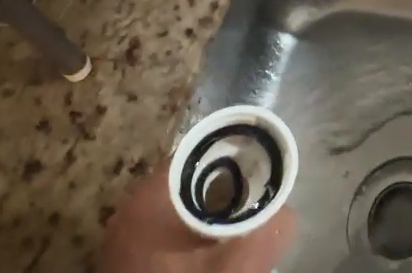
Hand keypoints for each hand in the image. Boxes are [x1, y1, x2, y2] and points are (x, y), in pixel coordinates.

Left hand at [101, 165, 296, 271]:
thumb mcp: (235, 269)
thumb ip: (270, 229)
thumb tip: (284, 212)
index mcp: (150, 199)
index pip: (200, 151)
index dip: (238, 152)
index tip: (267, 165)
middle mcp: (131, 213)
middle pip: (192, 180)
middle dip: (230, 188)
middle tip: (259, 204)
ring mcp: (126, 244)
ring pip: (182, 211)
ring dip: (214, 218)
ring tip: (244, 232)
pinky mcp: (130, 267)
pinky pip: (172, 236)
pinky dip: (197, 241)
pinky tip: (216, 259)